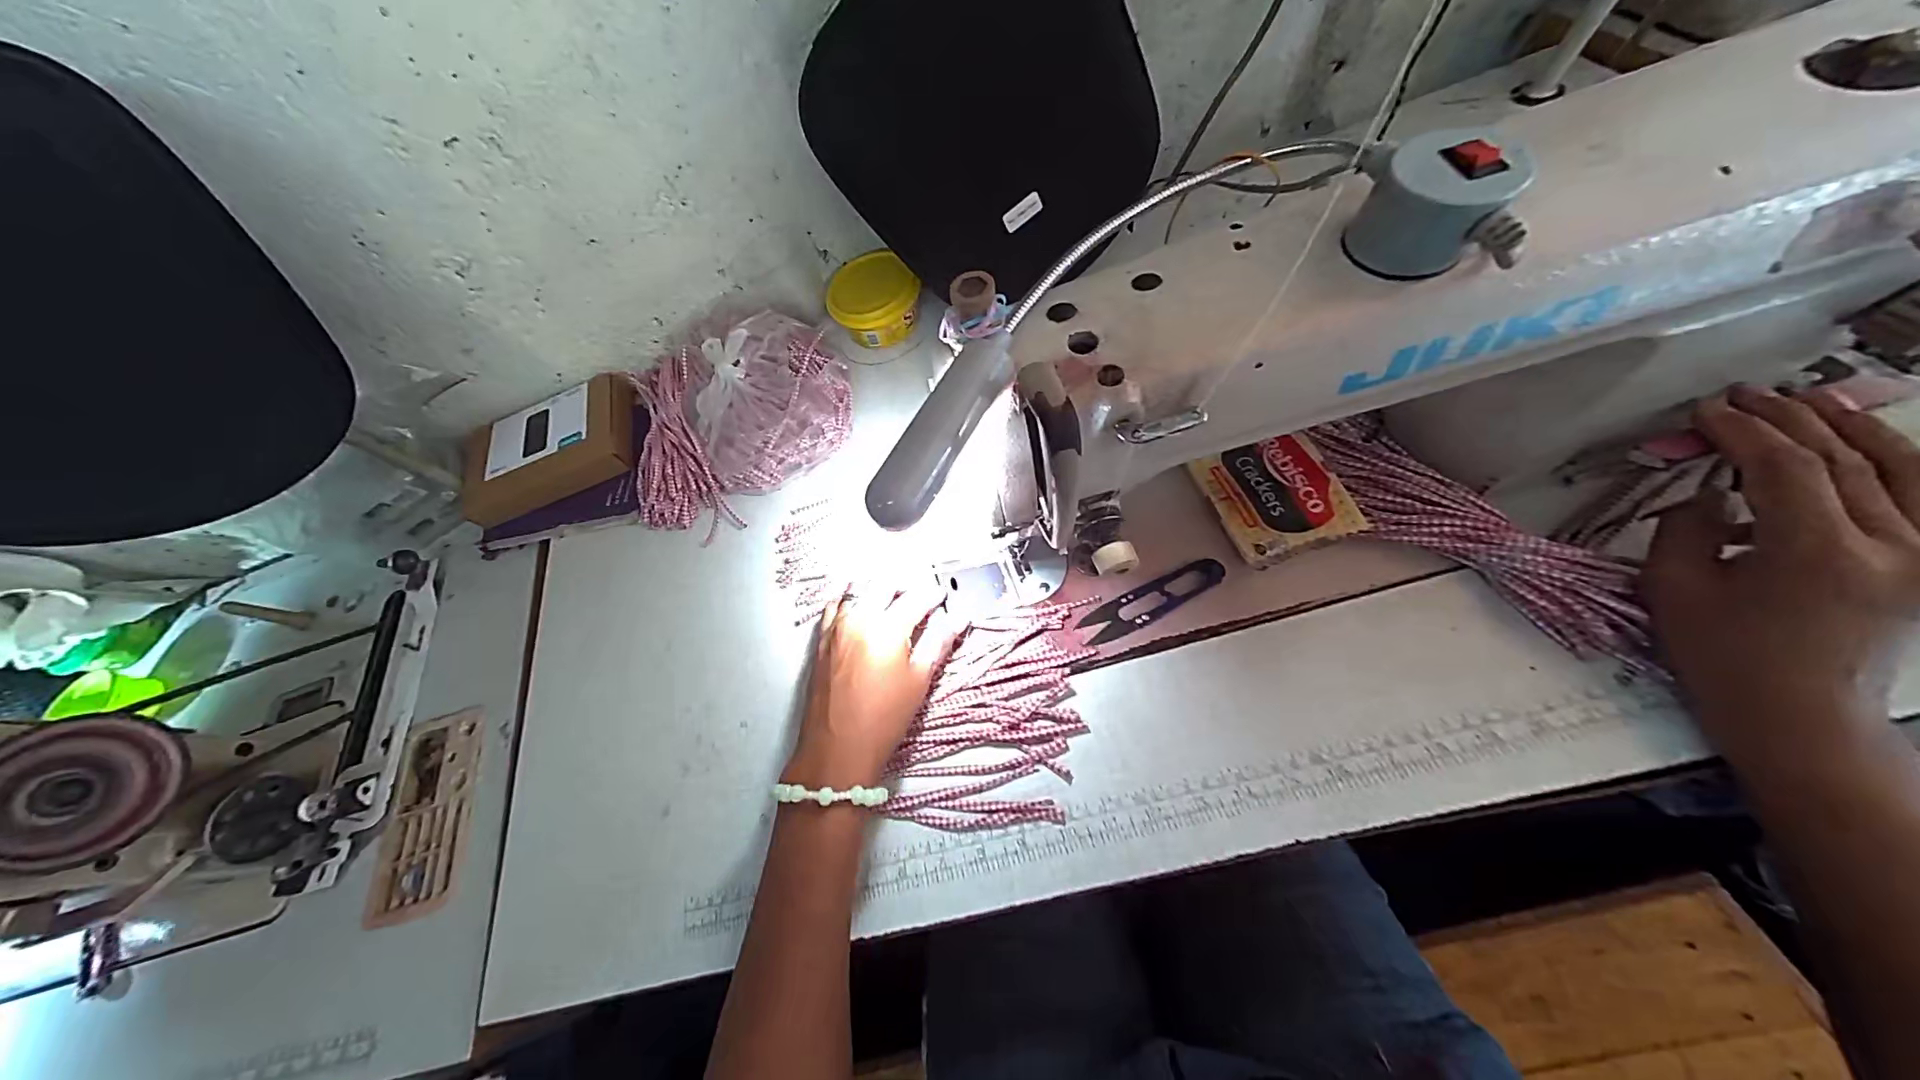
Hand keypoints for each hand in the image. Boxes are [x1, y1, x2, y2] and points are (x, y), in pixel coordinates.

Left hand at [783, 587, 962, 789]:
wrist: (837, 749)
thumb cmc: (881, 721)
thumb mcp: (919, 682)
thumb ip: (937, 643)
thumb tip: (955, 621)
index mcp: (887, 629)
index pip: (916, 598)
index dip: (934, 594)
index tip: (942, 595)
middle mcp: (858, 621)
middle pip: (885, 585)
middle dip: (906, 585)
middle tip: (920, 595)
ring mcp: (836, 629)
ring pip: (858, 590)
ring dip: (877, 589)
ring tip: (893, 599)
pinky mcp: (821, 641)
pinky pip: (836, 606)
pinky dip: (851, 599)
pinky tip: (859, 606)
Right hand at [1642, 385, 1919, 761]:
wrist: (1801, 718)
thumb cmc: (1724, 660)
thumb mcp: (1675, 590)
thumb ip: (1686, 529)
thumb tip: (1709, 494)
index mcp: (1817, 554)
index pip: (1783, 467)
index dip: (1742, 431)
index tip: (1707, 412)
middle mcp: (1892, 546)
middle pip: (1843, 459)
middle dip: (1789, 420)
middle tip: (1745, 398)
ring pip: (1898, 468)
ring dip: (1848, 428)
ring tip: (1811, 402)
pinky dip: (1890, 461)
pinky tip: (1859, 445)